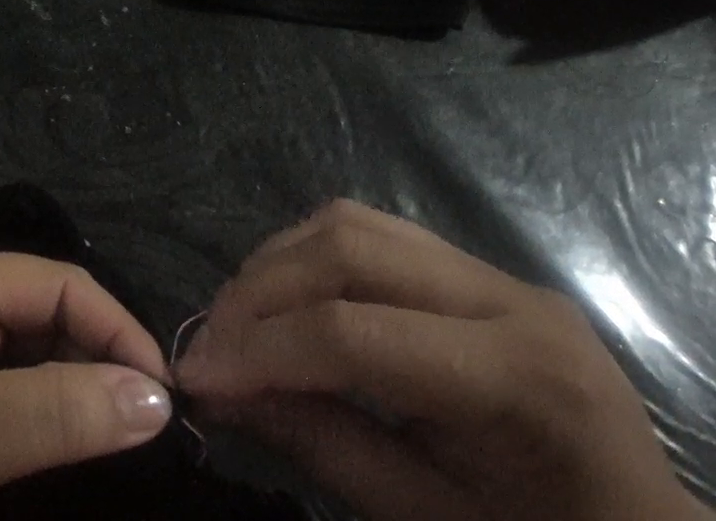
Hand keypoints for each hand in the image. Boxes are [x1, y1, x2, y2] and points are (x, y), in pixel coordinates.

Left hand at [0, 250, 173, 520]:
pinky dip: (57, 417)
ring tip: (132, 440)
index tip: (169, 402)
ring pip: (43, 357)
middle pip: (53, 317)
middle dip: (105, 362)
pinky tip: (85, 446)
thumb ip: (51, 412)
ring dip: (85, 392)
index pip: (58, 286)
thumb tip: (157, 397)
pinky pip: (21, 393)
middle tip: (159, 430)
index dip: (117, 332)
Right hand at [175, 200, 715, 520]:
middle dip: (256, 293)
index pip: (352, 333)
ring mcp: (497, 274)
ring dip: (276, 265)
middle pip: (346, 249)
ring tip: (238, 321)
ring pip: (351, 223)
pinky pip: (372, 232)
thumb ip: (318, 442)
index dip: (257, 351)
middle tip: (208, 346)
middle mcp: (511, 300)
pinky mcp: (477, 270)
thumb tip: (216, 390)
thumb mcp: (426, 515)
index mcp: (520, 379)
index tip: (195, 378)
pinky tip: (286, 301)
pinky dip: (308, 256)